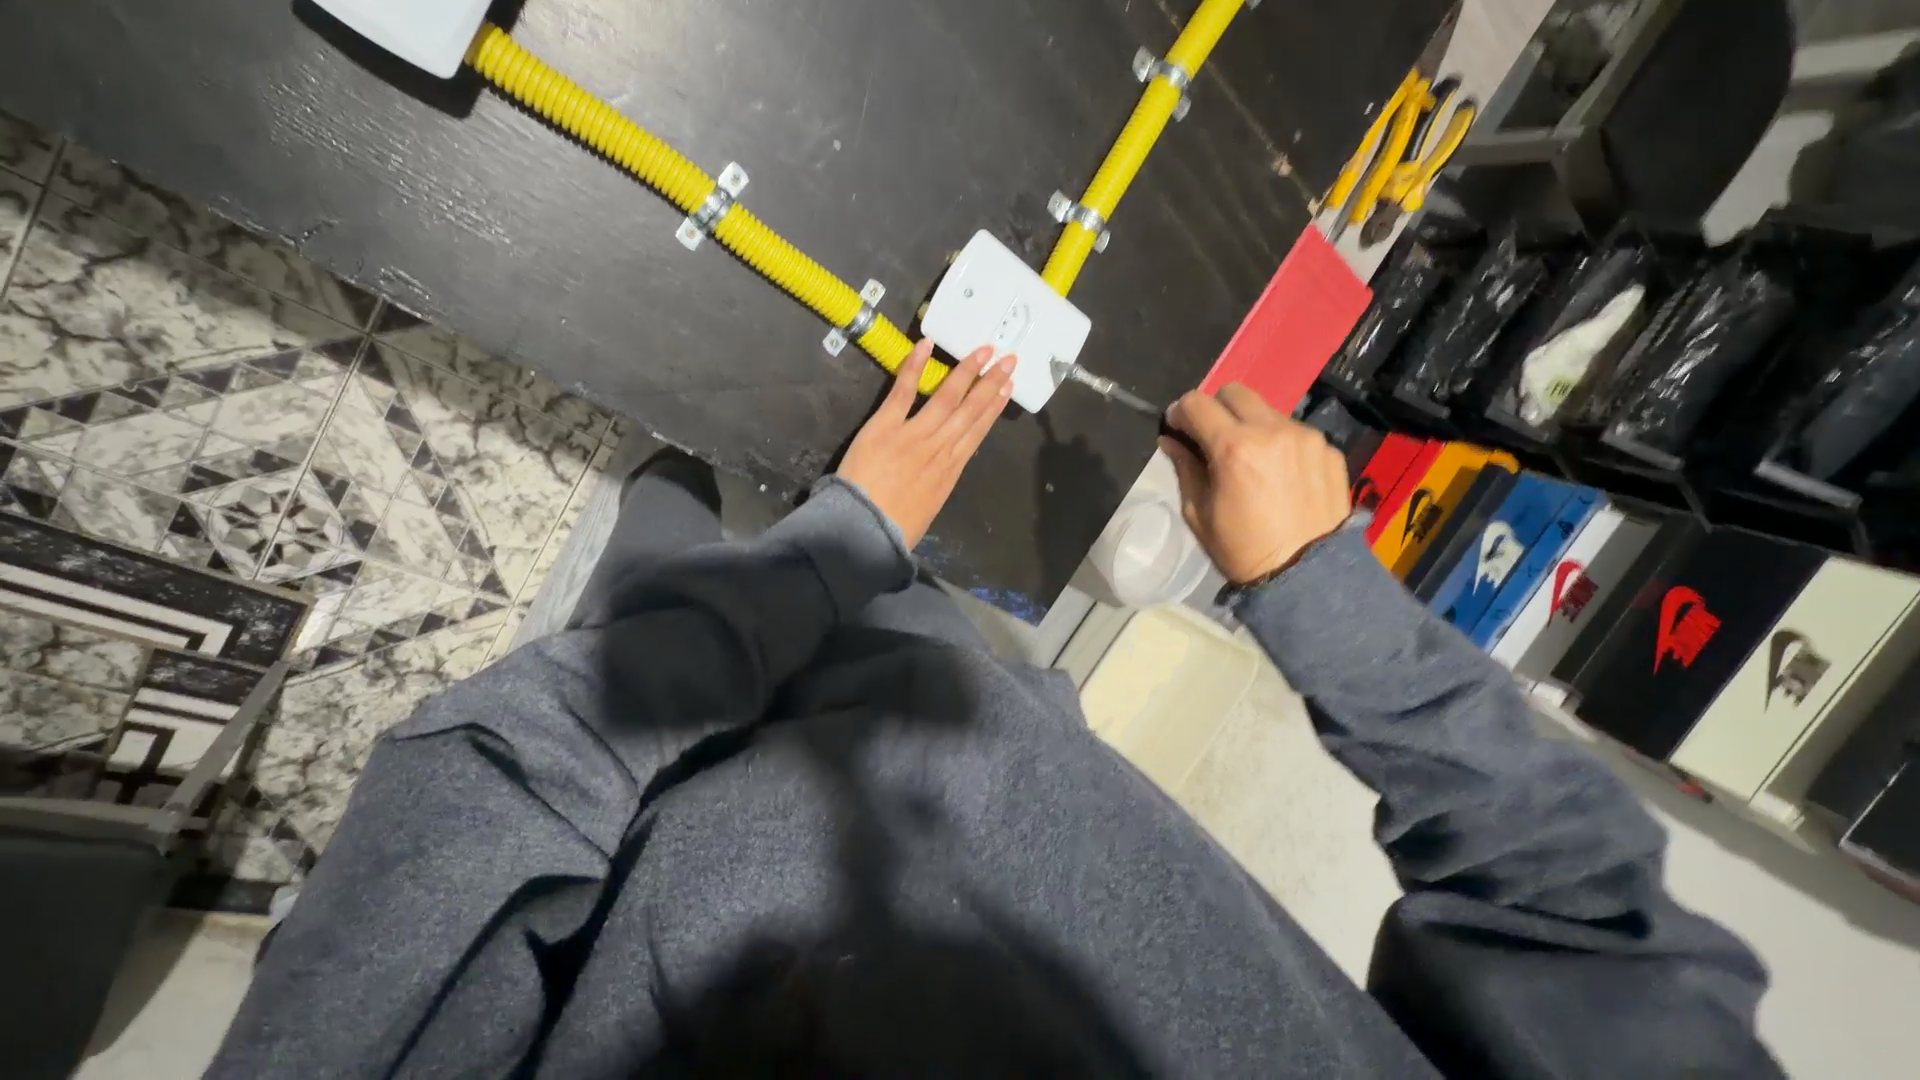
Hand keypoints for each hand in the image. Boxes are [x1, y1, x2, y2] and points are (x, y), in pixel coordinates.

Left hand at [838, 340, 1014, 546]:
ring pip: (946, 397)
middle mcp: (940, 447)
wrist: (865, 529)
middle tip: (1008, 358)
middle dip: (991, 382)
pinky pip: (903, 392)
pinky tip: (927, 345)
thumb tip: (944, 466)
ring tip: (983, 350)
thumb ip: (940, 481)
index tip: (1008, 387)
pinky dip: (915, 367)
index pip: (978, 430)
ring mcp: (914, 434)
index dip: (994, 406)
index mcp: (951, 469)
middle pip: (970, 409)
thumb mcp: (931, 507)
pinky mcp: (885, 426)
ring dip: (966, 371)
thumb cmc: (896, 527)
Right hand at [1160, 384, 1350, 584]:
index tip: (1179, 428)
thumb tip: (1171, 441)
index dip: (1180, 412)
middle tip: (1213, 437)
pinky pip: (1295, 432)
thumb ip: (1184, 468)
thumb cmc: (1242, 550)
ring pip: (1267, 410)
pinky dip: (1280, 443)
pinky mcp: (1328, 449)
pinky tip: (1281, 475)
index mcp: (1234, 447)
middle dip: (1216, 408)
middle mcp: (1272, 430)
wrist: (1305, 575)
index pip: (1196, 403)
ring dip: (1251, 425)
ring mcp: (1305, 437)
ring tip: (1252, 460)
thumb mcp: (1198, 513)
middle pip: (1235, 392)